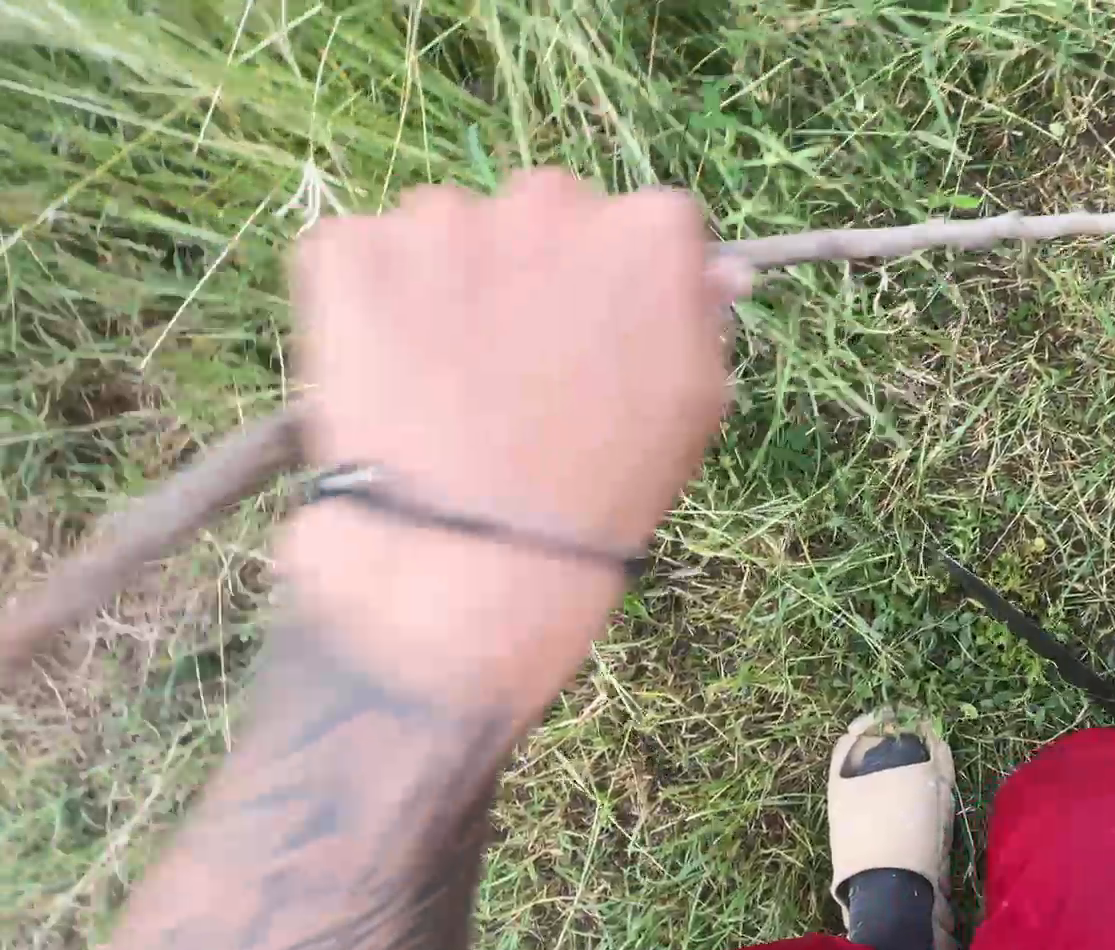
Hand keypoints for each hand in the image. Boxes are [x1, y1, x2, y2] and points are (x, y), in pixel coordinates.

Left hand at [293, 168, 748, 548]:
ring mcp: (445, 217)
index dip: (643, 279)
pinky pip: (383, 255)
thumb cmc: (615, 476)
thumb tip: (717, 271)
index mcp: (649, 234)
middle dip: (558, 265)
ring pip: (468, 233)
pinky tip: (415, 365)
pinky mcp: (353, 246)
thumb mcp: (698, 401)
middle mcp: (552, 201)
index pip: (657, 225)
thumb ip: (707, 318)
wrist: (486, 541)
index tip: (626, 324)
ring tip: (474, 369)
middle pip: (561, 214)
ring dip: (476, 279)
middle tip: (546, 350)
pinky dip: (396, 298)